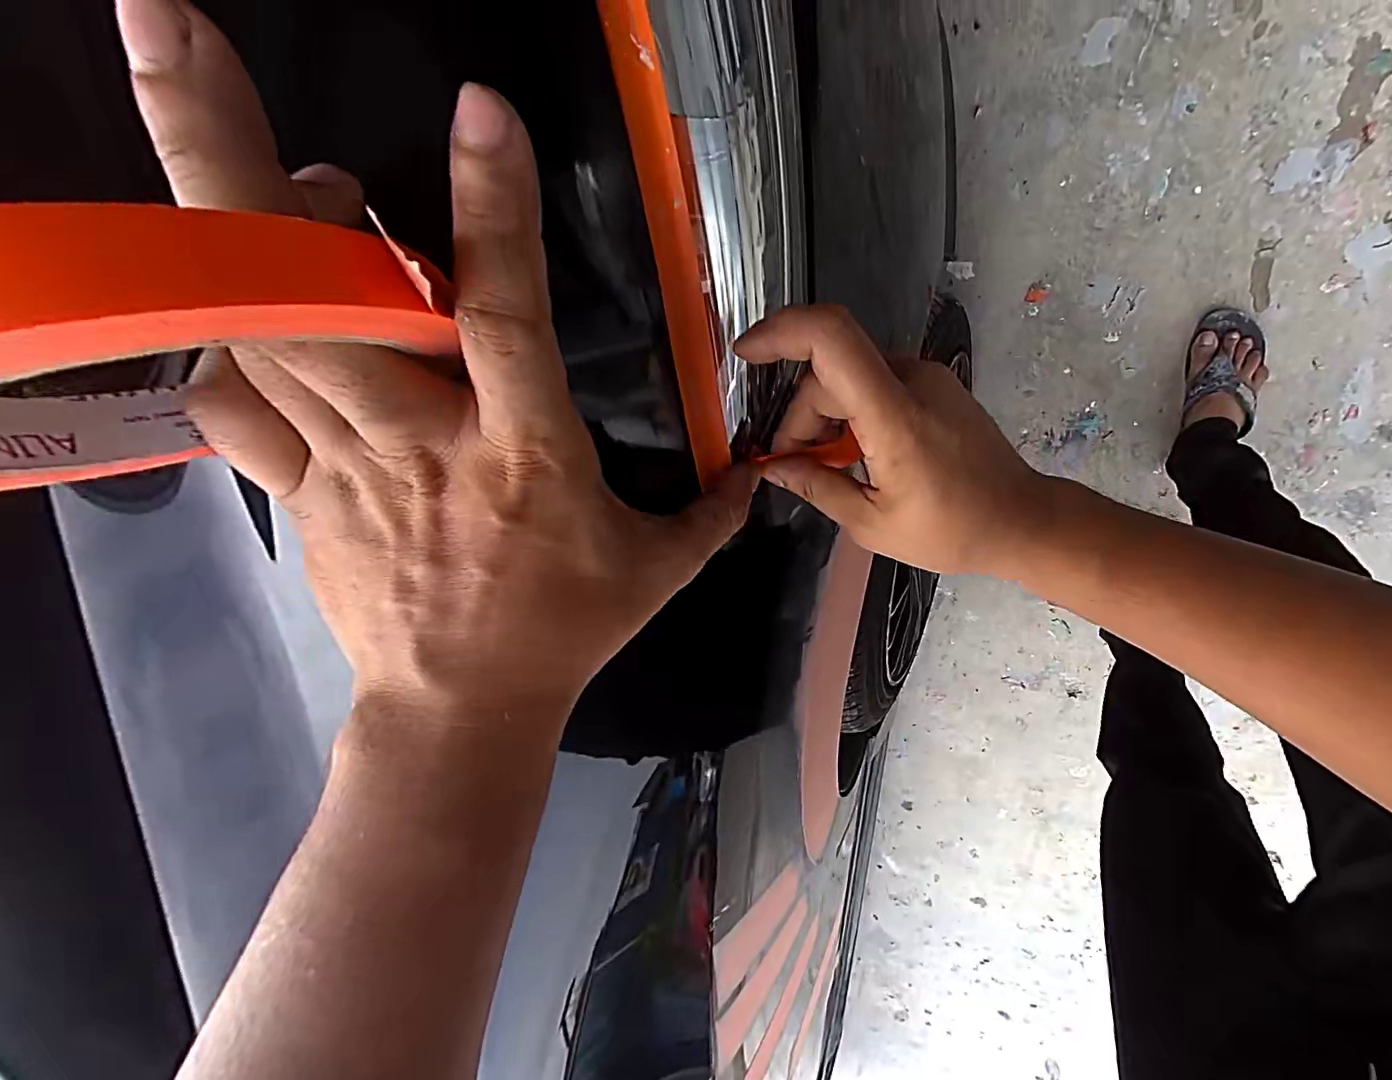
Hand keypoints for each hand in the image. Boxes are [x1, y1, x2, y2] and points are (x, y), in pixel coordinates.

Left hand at [119, 0, 755, 726]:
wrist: (466, 703)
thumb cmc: (574, 626)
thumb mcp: (664, 567)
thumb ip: (714, 511)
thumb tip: (758, 473)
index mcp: (526, 456)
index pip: (507, 318)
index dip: (495, 213)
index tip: (481, 115)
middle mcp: (423, 442)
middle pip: (311, 296)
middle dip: (234, 162)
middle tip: (187, 39)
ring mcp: (346, 463)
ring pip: (254, 329)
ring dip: (231, 226)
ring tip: (258, 159)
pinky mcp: (301, 491)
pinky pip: (235, 400)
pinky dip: (225, 338)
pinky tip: (250, 303)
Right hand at [734, 305, 1050, 576]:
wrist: (1022, 518)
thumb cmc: (954, 531)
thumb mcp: (875, 524)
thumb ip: (818, 488)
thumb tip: (774, 468)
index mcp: (896, 416)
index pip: (830, 337)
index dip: (779, 332)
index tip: (746, 355)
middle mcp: (914, 381)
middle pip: (832, 370)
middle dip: (803, 416)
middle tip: (798, 465)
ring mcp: (930, 378)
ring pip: (854, 376)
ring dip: (830, 414)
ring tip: (833, 464)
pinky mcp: (939, 385)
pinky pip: (880, 383)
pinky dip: (857, 410)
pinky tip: (862, 452)